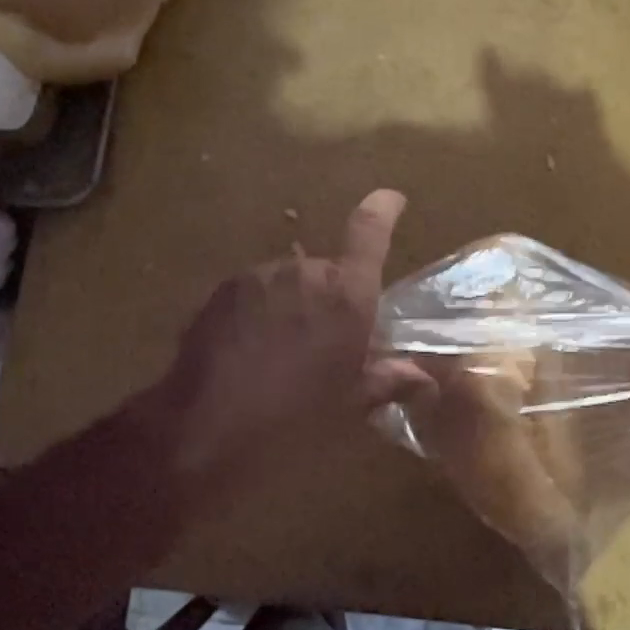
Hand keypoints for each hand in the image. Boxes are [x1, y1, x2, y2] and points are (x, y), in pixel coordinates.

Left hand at [143, 189, 430, 491]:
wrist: (205, 429)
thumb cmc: (294, 418)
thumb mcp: (349, 405)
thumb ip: (388, 380)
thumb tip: (424, 378)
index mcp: (346, 294)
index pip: (369, 233)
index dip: (383, 211)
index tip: (391, 199)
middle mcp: (303, 272)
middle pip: (328, 272)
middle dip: (333, 299)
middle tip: (330, 344)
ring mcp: (257, 278)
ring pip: (288, 284)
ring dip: (295, 307)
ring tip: (286, 356)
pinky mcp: (221, 293)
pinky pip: (255, 296)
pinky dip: (262, 315)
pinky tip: (253, 356)